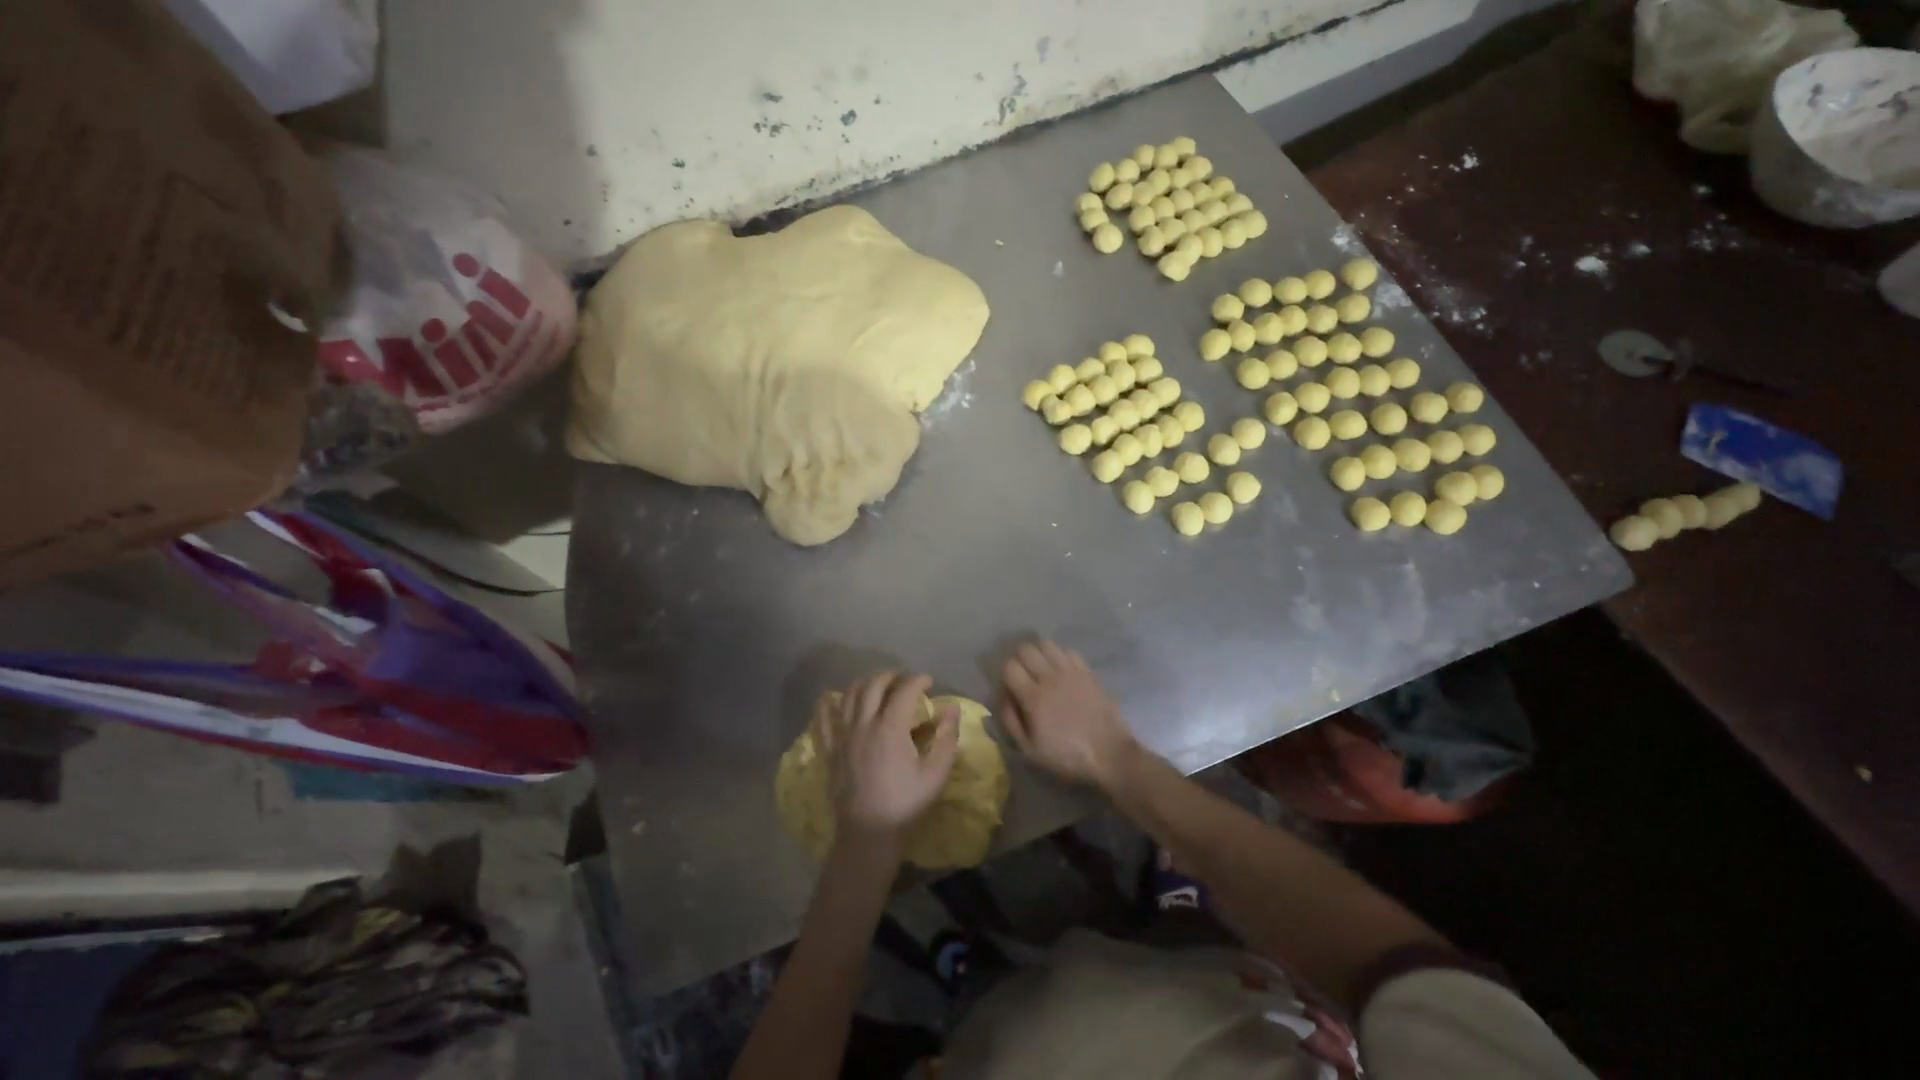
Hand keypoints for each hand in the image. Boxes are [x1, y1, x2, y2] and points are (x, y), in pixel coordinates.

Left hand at [820, 673, 958, 845]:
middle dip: (891, 676)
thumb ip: (946, 737)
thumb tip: (952, 708)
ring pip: (849, 696)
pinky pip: (823, 721)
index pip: (904, 690)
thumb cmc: (905, 802)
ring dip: (864, 684)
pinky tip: (828, 698)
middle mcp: (864, 724)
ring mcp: (843, 736)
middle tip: (904, 680)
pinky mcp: (830, 750)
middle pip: (873, 686)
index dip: (918, 680)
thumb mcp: (936, 773)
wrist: (868, 831)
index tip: (928, 681)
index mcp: (890, 727)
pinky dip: (826, 705)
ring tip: (876, 686)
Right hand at [998, 641, 1137, 788]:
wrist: (1109, 753)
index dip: (1005, 674)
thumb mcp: (1029, 749)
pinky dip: (1060, 656)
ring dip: (1039, 654)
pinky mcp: (1088, 672)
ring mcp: (1071, 672)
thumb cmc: (1066, 756)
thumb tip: (1003, 696)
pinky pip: (1068, 651)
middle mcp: (1050, 677)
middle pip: (1026, 649)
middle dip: (1019, 660)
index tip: (1010, 687)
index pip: (1009, 666)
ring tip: (1041, 670)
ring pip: (1047, 644)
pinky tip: (1062, 671)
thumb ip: (1011, 720)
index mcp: (1033, 697)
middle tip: (1023, 677)